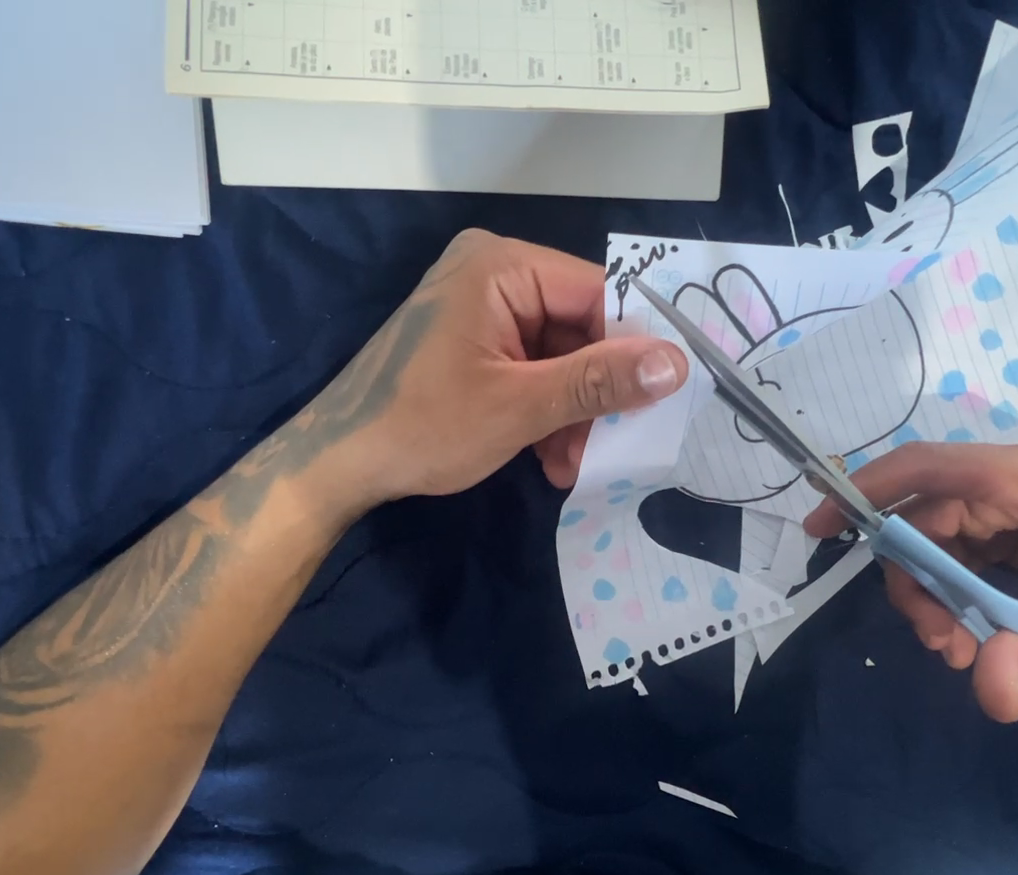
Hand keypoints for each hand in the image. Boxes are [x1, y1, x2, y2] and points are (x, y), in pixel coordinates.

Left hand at [297, 229, 686, 515]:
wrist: (340, 464)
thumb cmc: (423, 426)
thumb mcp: (519, 406)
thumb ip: (598, 381)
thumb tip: (677, 364)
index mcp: (502, 266)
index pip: (597, 292)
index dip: (630, 348)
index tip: (654, 403)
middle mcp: (494, 275)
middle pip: (579, 329)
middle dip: (594, 395)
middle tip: (607, 449)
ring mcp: (482, 312)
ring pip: (559, 359)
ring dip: (572, 416)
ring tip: (571, 466)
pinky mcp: (474, 346)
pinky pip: (531, 372)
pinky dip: (544, 415)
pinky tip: (549, 460)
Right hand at [805, 442, 1017, 721]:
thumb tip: (990, 702)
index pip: (923, 468)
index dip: (865, 490)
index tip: (821, 527)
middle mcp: (1006, 484)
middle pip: (921, 520)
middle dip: (914, 583)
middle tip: (933, 640)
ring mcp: (1008, 509)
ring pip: (934, 544)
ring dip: (933, 598)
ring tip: (959, 650)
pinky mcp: (1012, 533)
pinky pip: (957, 558)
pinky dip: (953, 597)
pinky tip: (972, 637)